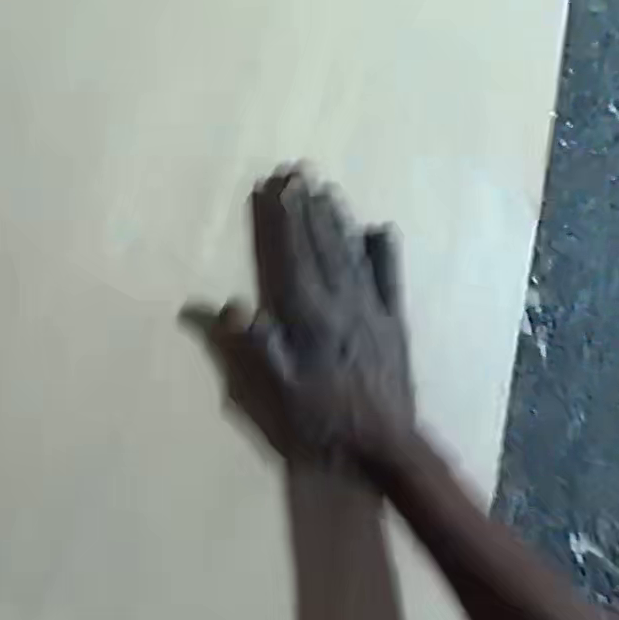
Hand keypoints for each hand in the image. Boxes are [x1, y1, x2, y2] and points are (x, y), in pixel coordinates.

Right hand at [182, 168, 414, 467]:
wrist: (386, 447)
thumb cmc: (325, 422)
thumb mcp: (278, 394)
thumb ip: (253, 346)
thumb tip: (224, 304)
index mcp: (310, 315)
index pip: (292, 255)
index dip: (284, 219)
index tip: (278, 187)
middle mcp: (342, 301)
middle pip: (321, 245)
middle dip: (308, 207)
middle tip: (300, 172)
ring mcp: (372, 308)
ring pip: (351, 253)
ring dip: (337, 220)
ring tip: (327, 190)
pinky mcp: (394, 321)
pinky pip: (388, 279)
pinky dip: (383, 252)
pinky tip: (379, 229)